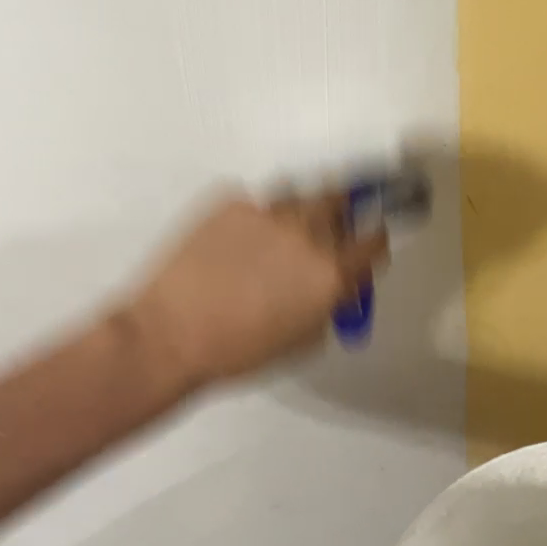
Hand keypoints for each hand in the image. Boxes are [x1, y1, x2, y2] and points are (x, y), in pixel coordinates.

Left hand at [126, 192, 389, 385]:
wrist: (171, 333)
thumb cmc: (238, 351)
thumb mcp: (303, 341)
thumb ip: (329, 305)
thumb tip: (336, 289)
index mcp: (330, 272)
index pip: (375, 239)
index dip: (373, 241)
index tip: (366, 243)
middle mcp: (307, 234)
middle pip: (340, 201)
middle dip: (338, 214)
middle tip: (321, 231)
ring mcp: (268, 212)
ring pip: (299, 194)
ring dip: (296, 211)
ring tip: (274, 235)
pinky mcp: (231, 201)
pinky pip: (255, 201)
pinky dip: (253, 217)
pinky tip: (235, 244)